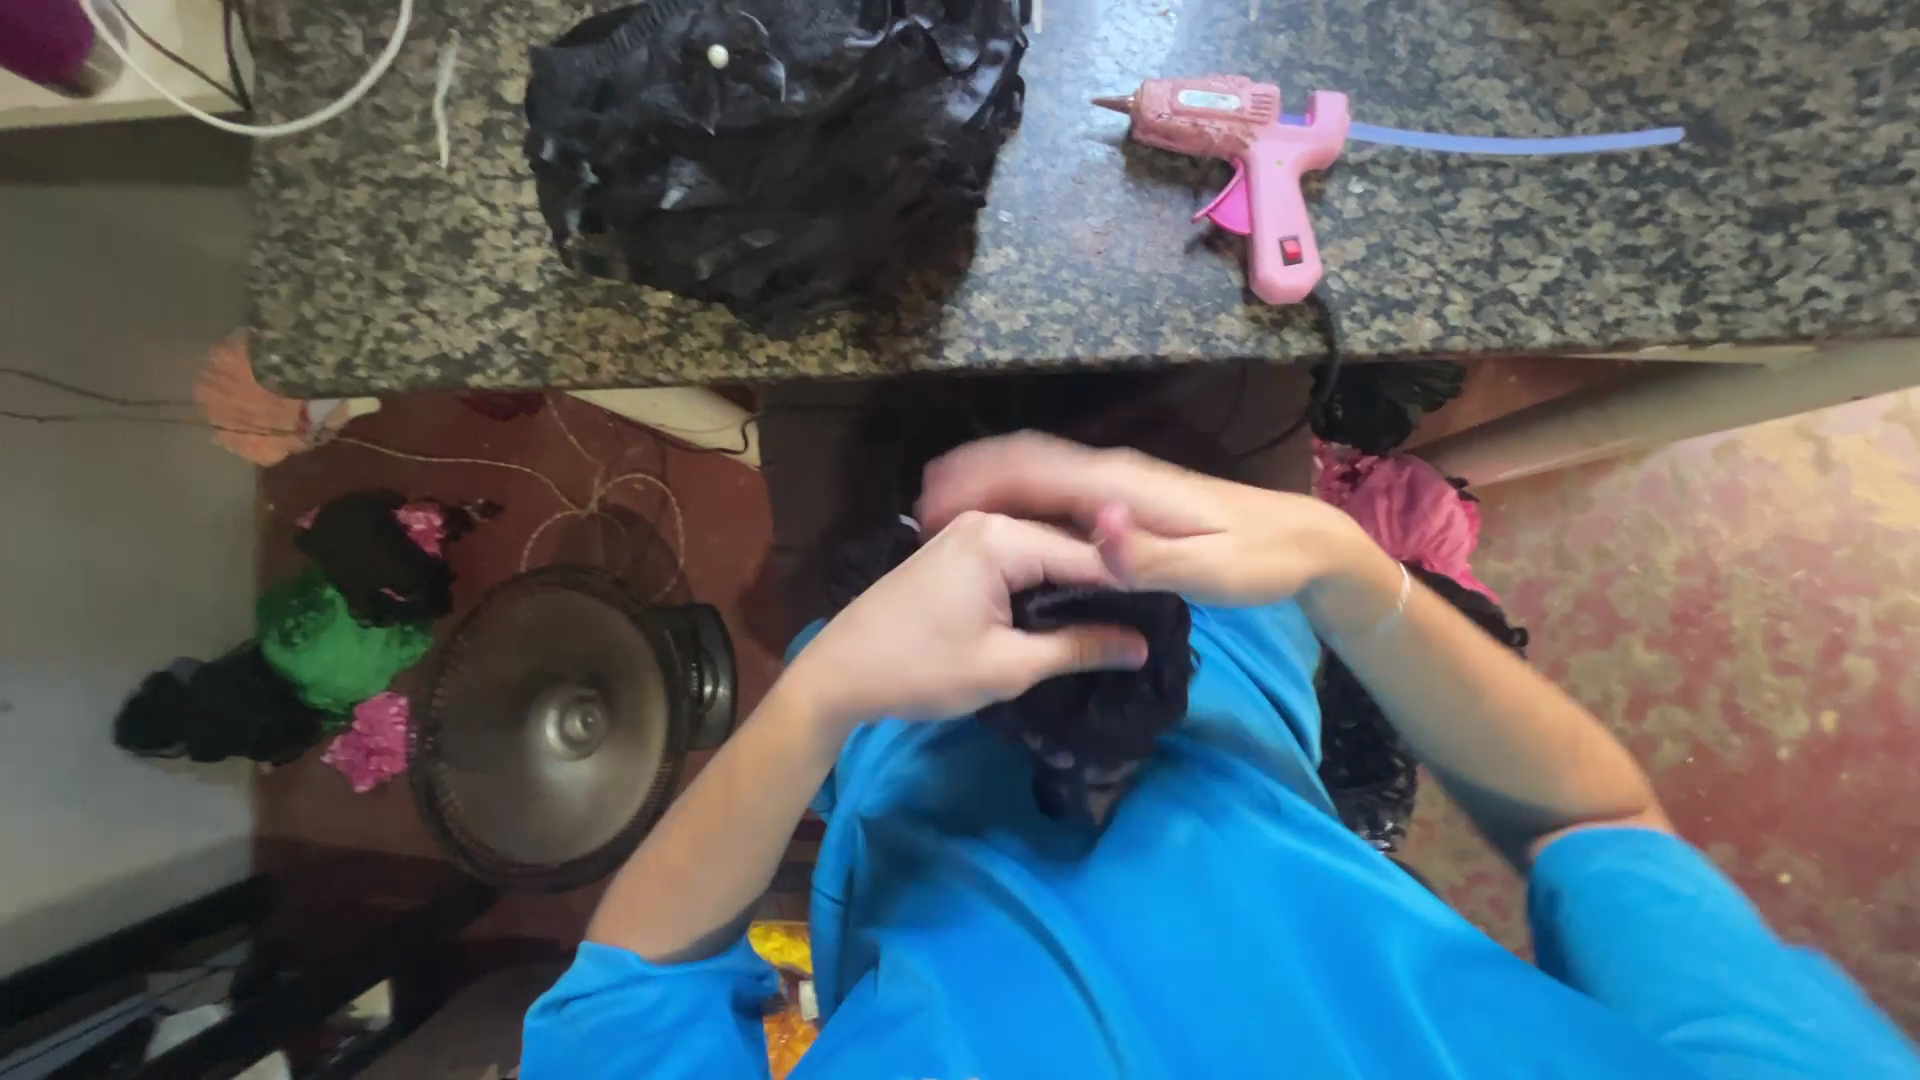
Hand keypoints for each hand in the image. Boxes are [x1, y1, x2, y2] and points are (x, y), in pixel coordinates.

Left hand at [780, 511, 1150, 729]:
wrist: (838, 672)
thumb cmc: (921, 670)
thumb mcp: (1006, 666)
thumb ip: (1078, 648)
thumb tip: (1140, 646)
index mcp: (1002, 538)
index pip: (1088, 555)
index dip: (1129, 588)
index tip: (1163, 619)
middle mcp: (988, 521)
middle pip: (1065, 546)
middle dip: (1101, 585)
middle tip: (1142, 624)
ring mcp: (968, 532)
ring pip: (1041, 552)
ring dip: (1071, 585)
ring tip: (1111, 621)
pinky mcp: (955, 550)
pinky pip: (1015, 558)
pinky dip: (1040, 583)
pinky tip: (1062, 611)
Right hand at [917, 432, 1392, 612]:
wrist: (1300, 540)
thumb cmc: (1257, 560)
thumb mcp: (1213, 571)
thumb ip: (1153, 556)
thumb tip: (1095, 528)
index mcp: (1119, 485)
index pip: (1033, 469)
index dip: (978, 482)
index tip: (932, 506)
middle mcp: (1108, 472)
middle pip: (1024, 458)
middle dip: (969, 474)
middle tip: (921, 507)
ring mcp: (1113, 481)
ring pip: (1034, 466)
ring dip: (985, 478)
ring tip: (940, 505)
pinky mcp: (1118, 495)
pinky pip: (1051, 485)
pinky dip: (1013, 491)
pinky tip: (997, 514)